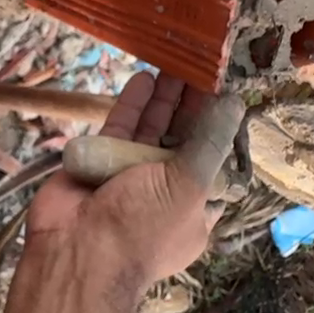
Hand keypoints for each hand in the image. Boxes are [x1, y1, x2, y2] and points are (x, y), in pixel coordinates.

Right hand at [27, 72, 242, 297]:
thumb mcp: (189, 186)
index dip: (218, 126)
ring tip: (176, 62)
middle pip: (180, 139)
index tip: (225, 92)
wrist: (77, 250)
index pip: (213, 159)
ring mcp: (128, 174)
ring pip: (149, 129)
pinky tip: (145, 78)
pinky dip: (132, 104)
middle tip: (199, 66)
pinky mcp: (97, 160)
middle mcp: (163, 189)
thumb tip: (236, 104)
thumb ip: (210, 141)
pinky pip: (119, 128)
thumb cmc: (143, 225)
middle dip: (190, 105)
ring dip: (163, 99)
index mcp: (194, 206)